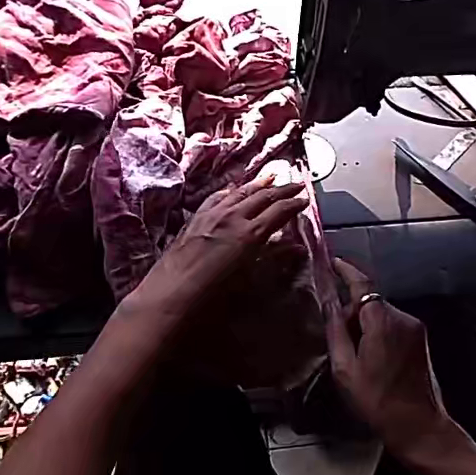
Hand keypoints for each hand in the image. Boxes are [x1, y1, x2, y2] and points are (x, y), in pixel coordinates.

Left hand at [125, 177, 308, 327]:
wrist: (171, 295)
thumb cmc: (213, 296)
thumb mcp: (249, 280)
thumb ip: (273, 259)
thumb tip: (296, 248)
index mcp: (250, 233)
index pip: (278, 211)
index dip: (294, 204)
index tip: (305, 199)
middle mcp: (232, 217)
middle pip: (262, 196)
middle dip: (281, 189)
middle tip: (295, 184)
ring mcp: (212, 214)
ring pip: (240, 192)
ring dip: (257, 185)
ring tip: (270, 178)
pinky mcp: (196, 218)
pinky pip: (218, 197)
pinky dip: (232, 191)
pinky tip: (234, 190)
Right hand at [322, 259, 472, 464]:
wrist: (417, 426)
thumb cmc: (377, 401)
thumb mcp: (344, 367)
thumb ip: (335, 329)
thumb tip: (328, 302)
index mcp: (382, 321)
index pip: (361, 284)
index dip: (345, 271)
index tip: (332, 262)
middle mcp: (402, 318)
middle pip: (370, 302)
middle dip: (352, 313)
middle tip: (338, 341)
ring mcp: (415, 329)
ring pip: (381, 315)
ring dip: (365, 326)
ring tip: (356, 357)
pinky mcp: (421, 340)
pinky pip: (393, 326)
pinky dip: (379, 333)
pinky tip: (372, 359)